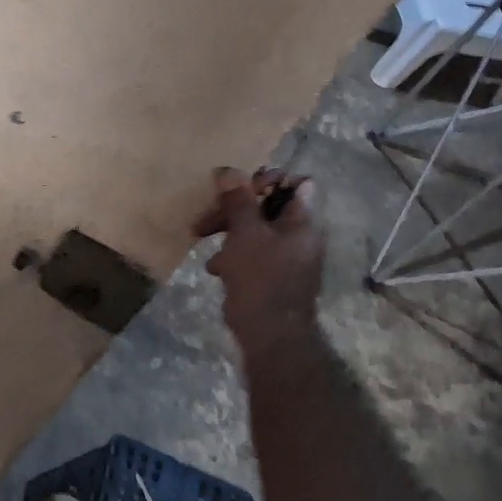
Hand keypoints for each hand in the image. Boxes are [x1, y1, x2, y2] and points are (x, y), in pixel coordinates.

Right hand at [191, 166, 325, 359]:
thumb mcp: (245, 233)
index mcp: (302, 221)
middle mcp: (299, 234)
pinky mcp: (270, 272)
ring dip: (226, 228)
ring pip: (254, 227)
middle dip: (234, 206)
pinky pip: (250, 250)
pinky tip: (215, 266)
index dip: (270, 180)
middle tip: (208, 214)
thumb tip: (229, 170)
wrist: (269, 330)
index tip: (240, 188)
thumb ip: (239, 201)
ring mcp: (285, 255)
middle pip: (268, 204)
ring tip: (199, 236)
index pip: (299, 184)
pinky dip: (231, 252)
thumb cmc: (261, 276)